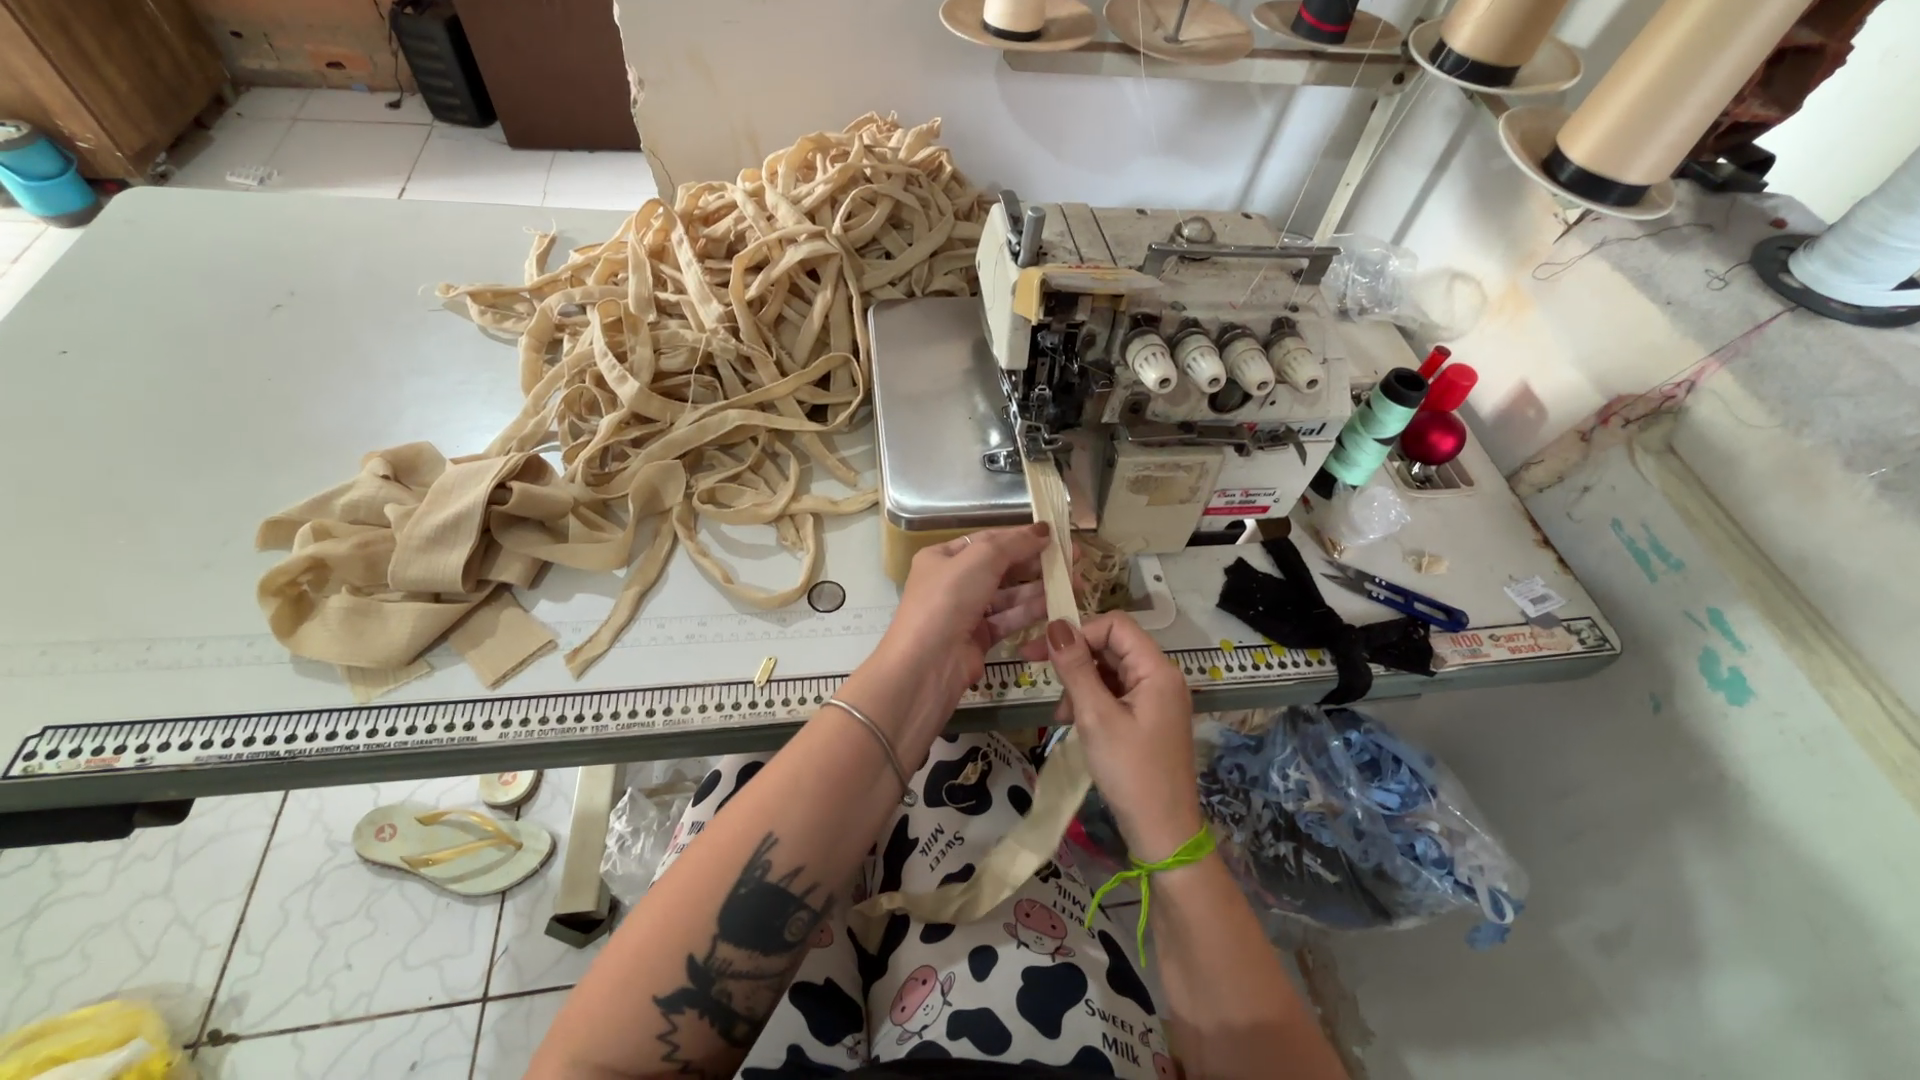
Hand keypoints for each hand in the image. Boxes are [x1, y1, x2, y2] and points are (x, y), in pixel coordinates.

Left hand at [839, 525, 1052, 758]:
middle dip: (1036, 563)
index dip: (1022, 536)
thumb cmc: (947, 602)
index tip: (1056, 536)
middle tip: (1074, 561)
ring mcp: (966, 612)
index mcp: (943, 557)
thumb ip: (1013, 544)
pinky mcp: (979, 638)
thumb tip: (1044, 530)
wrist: (925, 667)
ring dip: (1040, 588)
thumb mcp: (979, 561)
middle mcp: (953, 582)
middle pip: (1002, 567)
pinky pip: (1010, 619)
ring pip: (1009, 595)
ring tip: (1075, 584)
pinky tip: (1058, 605)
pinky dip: (1032, 612)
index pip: (988, 540)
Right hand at [1021, 612, 1200, 861]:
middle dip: (1076, 660)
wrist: (1162, 832)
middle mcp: (1161, 678)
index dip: (1078, 631)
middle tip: (1043, 681)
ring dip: (1081, 684)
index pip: (1115, 625)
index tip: (1042, 652)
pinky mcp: (1149, 720)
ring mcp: (1157, 700)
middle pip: (1112, 646)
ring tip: (1063, 716)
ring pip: (1111, 671)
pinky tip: (1076, 724)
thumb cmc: (1130, 772)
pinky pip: (1116, 694)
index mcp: (1157, 670)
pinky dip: (1092, 702)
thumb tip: (1056, 625)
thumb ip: (1076, 668)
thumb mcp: (1096, 717)